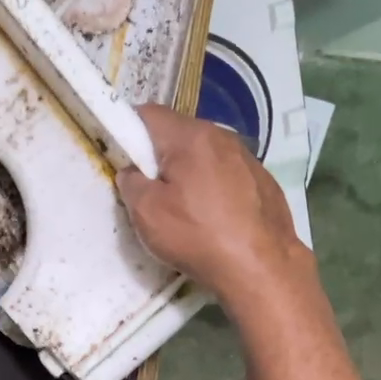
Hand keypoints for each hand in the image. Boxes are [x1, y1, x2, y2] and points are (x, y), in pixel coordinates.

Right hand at [118, 105, 316, 311]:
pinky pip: (225, 172)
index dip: (128, 128)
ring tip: (179, 204)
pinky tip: (209, 214)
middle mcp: (221, 137)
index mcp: (190, 138)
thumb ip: (131, 184)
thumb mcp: (146, 213)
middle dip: (157, 153)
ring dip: (186, 170)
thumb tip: (132, 172)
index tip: (119, 154)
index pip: (150, 114)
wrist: (259, 265)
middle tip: (145, 186)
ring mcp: (246, 157)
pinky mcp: (261, 179)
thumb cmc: (196, 235)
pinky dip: (210, 185)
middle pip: (178, 133)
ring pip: (203, 153)